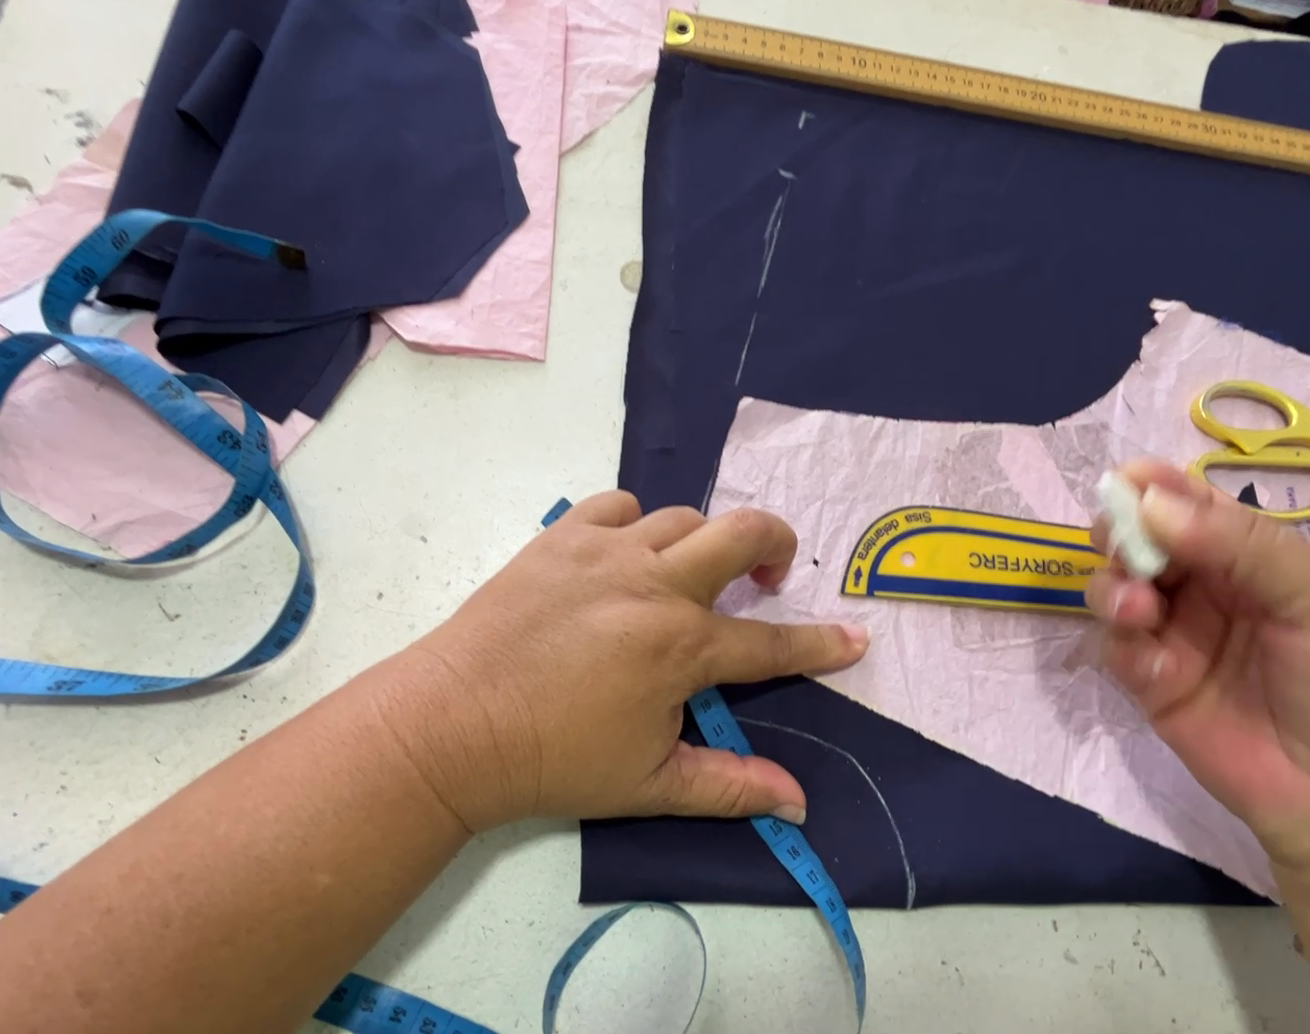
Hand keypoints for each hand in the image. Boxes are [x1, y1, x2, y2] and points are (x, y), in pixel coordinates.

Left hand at [371, 491, 868, 833]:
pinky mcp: (562, 537)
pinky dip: (635, 525)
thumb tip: (798, 802)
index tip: (857, 636)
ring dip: (700, 544)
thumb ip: (730, 785)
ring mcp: (607, 552)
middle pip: (741, 533)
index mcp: (681, 647)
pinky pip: (618, 506)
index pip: (771, 644)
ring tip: (688, 577)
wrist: (453, 723)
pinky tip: (624, 558)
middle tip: (771, 573)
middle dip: (775, 542)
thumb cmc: (554, 759)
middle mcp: (654, 585)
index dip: (821, 644)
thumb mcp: (649, 783)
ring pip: (682, 518)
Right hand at [1086, 460, 1309, 872]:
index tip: (1125, 481)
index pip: (1196, 507)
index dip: (1157, 489)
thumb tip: (1149, 500)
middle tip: (1122, 546)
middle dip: (1123, 535)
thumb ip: (1241, 546)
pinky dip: (1125, 645)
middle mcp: (1212, 590)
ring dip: (1114, 587)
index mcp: (1262, 561)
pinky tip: (1157, 667)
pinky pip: (1117, 646)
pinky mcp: (1151, 684)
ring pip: (1116, 587)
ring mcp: (1178, 637)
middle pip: (1143, 540)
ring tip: (1136, 609)